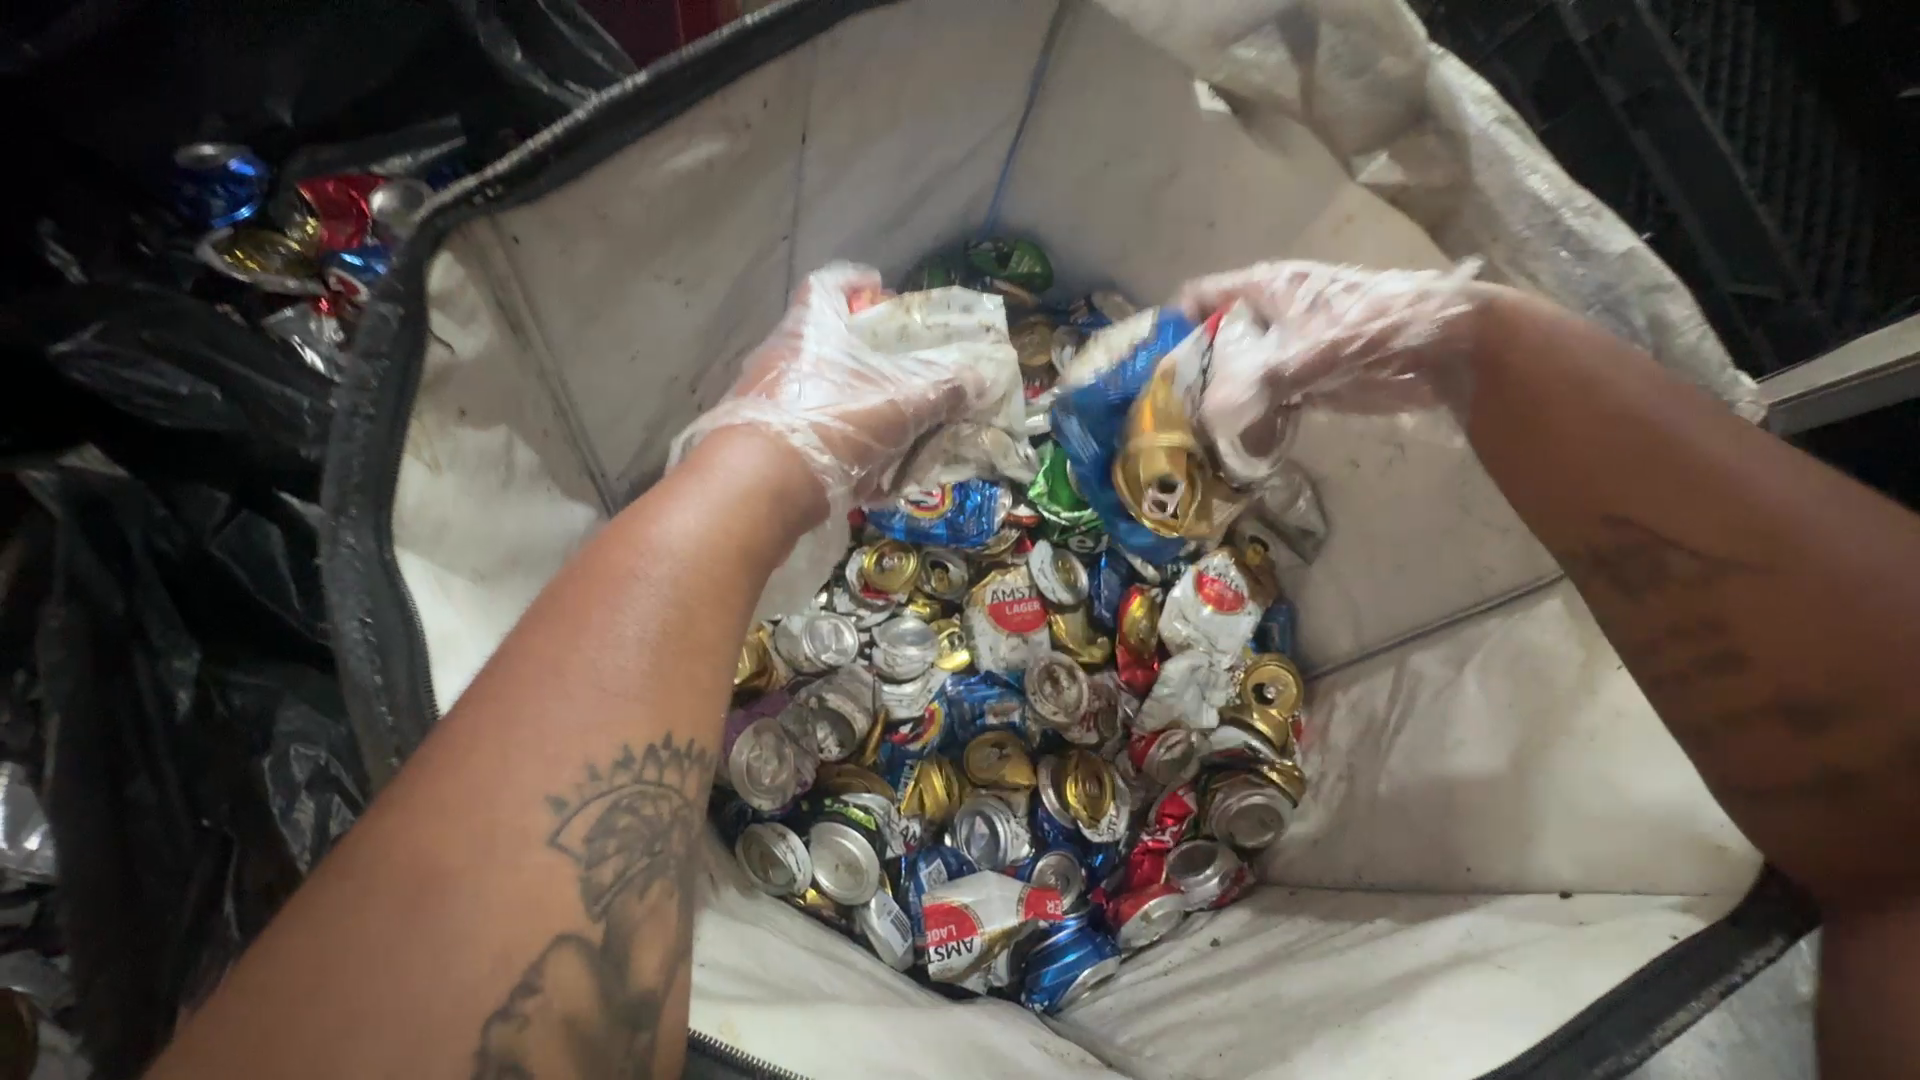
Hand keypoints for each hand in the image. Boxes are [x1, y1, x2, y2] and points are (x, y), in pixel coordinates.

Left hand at [670, 263, 1019, 511]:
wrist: (756, 488)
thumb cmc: (830, 425)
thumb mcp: (897, 406)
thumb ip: (940, 390)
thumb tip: (980, 378)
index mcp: (810, 328)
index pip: (829, 284)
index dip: (858, 282)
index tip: (882, 291)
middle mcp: (780, 354)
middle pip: (824, 339)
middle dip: (862, 353)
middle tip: (898, 371)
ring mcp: (762, 397)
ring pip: (814, 387)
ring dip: (848, 401)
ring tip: (885, 426)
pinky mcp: (755, 439)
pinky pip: (803, 428)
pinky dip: (831, 440)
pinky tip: (857, 470)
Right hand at [1173, 260, 1490, 479]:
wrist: (1444, 347)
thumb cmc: (1371, 329)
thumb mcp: (1305, 354)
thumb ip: (1253, 384)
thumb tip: (1207, 419)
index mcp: (1262, 289)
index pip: (1197, 298)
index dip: (1170, 327)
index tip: (1150, 368)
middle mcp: (1267, 315)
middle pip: (1210, 339)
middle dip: (1188, 372)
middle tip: (1164, 412)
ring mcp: (1285, 347)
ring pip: (1234, 372)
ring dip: (1216, 400)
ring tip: (1188, 434)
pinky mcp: (1303, 377)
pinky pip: (1261, 397)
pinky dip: (1246, 416)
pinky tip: (1229, 441)